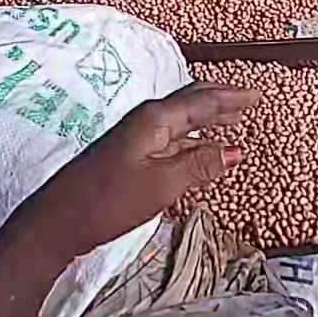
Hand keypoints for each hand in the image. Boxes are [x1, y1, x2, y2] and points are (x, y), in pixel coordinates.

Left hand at [0, 82, 259, 259]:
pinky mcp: (131, 153)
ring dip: (208, 118)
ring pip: (181, 119)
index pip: (202, 100)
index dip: (232, 98)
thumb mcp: (163, 184)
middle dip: (221, 101)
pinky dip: (193, 137)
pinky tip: (201, 149)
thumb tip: (235, 150)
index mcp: (155, 119)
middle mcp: (146, 120)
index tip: (258, 96)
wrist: (59, 220)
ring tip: (232, 121)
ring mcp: (137, 136)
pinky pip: (172, 136)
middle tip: (248, 102)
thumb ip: (200, 164)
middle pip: (190, 101)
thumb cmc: (111, 200)